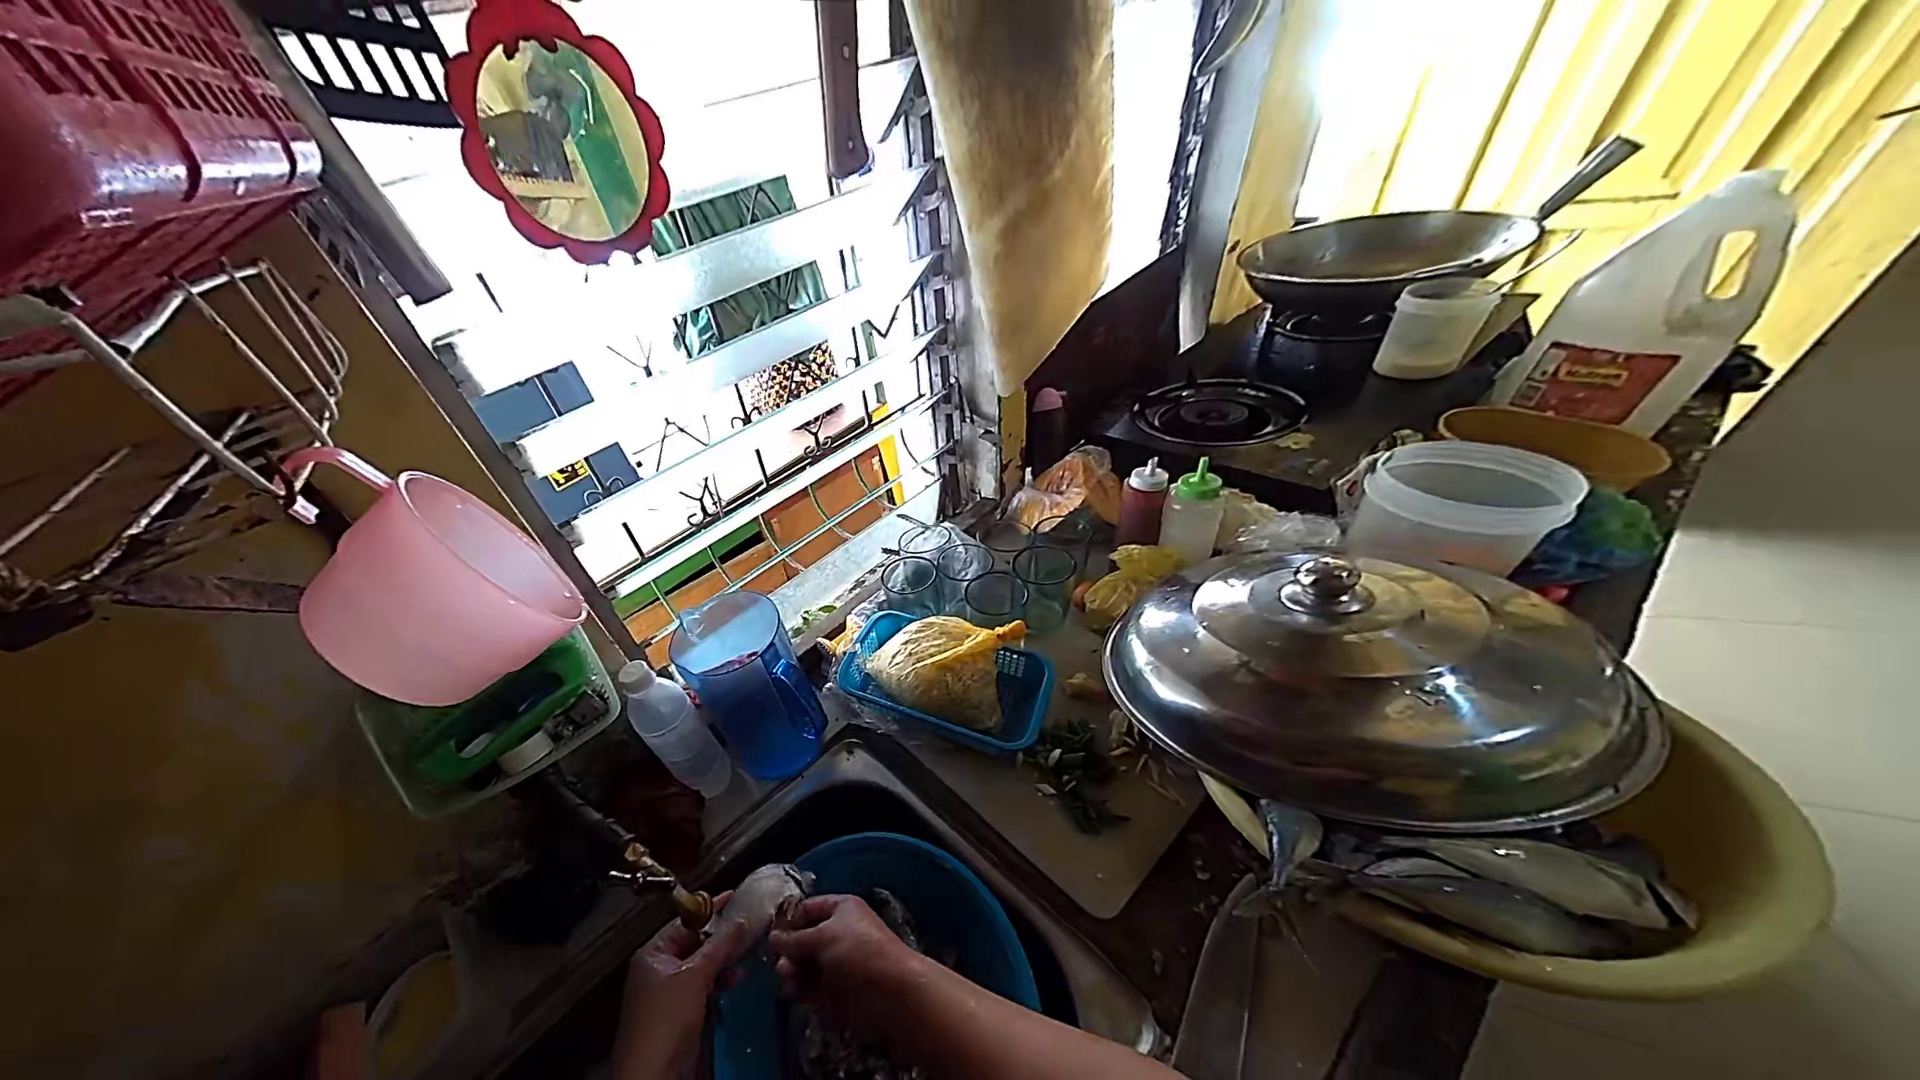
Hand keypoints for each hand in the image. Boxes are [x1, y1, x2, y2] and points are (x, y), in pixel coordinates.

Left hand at [611, 892, 748, 1079]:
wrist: (653, 1075)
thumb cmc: (667, 1018)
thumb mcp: (696, 975)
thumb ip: (720, 945)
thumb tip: (741, 919)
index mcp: (653, 954)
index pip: (685, 922)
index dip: (710, 909)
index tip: (734, 896)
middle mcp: (659, 968)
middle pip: (695, 942)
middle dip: (721, 937)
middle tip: (748, 925)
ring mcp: (670, 990)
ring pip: (702, 964)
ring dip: (724, 959)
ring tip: (747, 952)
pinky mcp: (681, 1010)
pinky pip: (704, 984)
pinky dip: (720, 979)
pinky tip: (736, 979)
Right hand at [766, 894, 933, 1038]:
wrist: (889, 991)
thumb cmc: (858, 951)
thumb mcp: (823, 936)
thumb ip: (794, 939)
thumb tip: (772, 938)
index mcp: (841, 909)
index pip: (808, 907)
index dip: (788, 918)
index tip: (767, 932)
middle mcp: (838, 932)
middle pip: (803, 937)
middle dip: (788, 948)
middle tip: (777, 960)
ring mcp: (836, 962)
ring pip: (804, 963)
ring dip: (791, 969)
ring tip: (786, 975)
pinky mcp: (834, 990)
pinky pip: (810, 984)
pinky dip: (799, 986)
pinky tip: (792, 990)